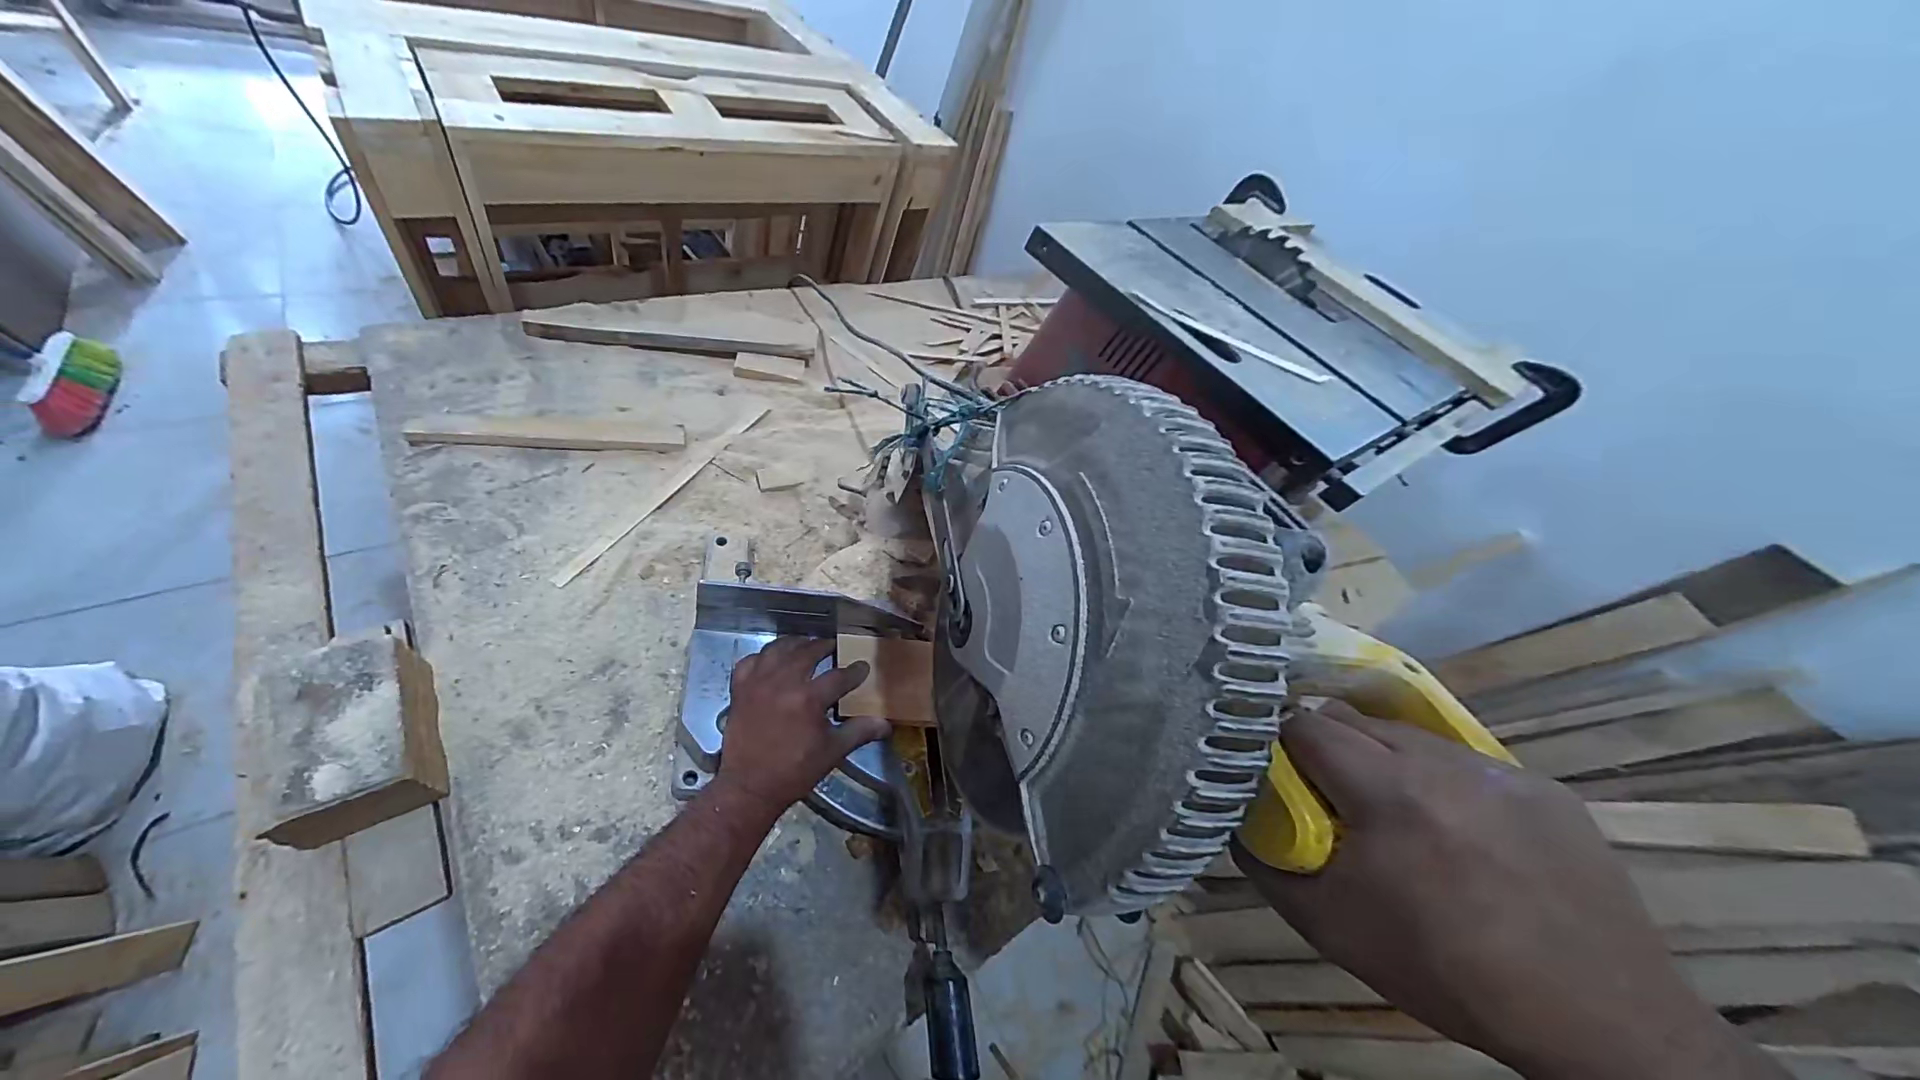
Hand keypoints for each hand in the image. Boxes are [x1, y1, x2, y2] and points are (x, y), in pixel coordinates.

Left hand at [715, 638, 888, 819]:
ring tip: (804, 645)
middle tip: (833, 646)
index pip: (839, 676)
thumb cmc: (794, 771)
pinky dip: (763, 656)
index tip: (862, 667)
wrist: (749, 787)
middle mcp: (783, 683)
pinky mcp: (740, 689)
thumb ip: (859, 732)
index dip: (854, 671)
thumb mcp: (832, 752)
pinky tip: (772, 660)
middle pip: (807, 652)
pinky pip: (750, 661)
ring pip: (778, 649)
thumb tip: (885, 724)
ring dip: (795, 644)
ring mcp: (758, 683)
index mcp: (809, 699)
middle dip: (824, 646)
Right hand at [1232, 702, 1786, 1079]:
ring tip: (1392, 812)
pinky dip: (1439, 781)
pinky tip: (1456, 831)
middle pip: (1353, 720)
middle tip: (1328, 792)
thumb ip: (1266, 861)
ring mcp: (1499, 770)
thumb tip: (1235, 817)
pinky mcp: (1542, 786)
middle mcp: (1442, 764)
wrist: (1600, 1022)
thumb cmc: (1444, 970)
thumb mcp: (1329, 925)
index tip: (1278, 771)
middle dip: (1327, 745)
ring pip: (1409, 736)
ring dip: (1382, 759)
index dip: (1280, 742)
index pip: (1306, 725)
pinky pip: (1464, 762)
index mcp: (1388, 792)